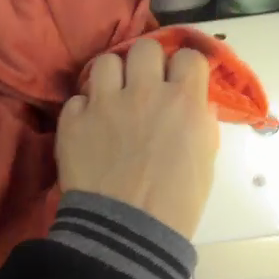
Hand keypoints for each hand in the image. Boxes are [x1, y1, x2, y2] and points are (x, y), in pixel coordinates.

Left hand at [58, 39, 219, 238]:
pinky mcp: (73, 120)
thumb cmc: (177, 203)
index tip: (180, 80)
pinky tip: (89, 128)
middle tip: (145, 84)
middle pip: (144, 46)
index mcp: (184, 101)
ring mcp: (104, 103)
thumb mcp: (205, 160)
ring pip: (105, 61)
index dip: (184, 67)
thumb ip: (201, 123)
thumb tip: (196, 104)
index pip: (188, 55)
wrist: (127, 232)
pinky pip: (76, 99)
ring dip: (111, 78)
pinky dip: (83, 110)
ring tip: (112, 98)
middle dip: (146, 62)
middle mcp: (144, 92)